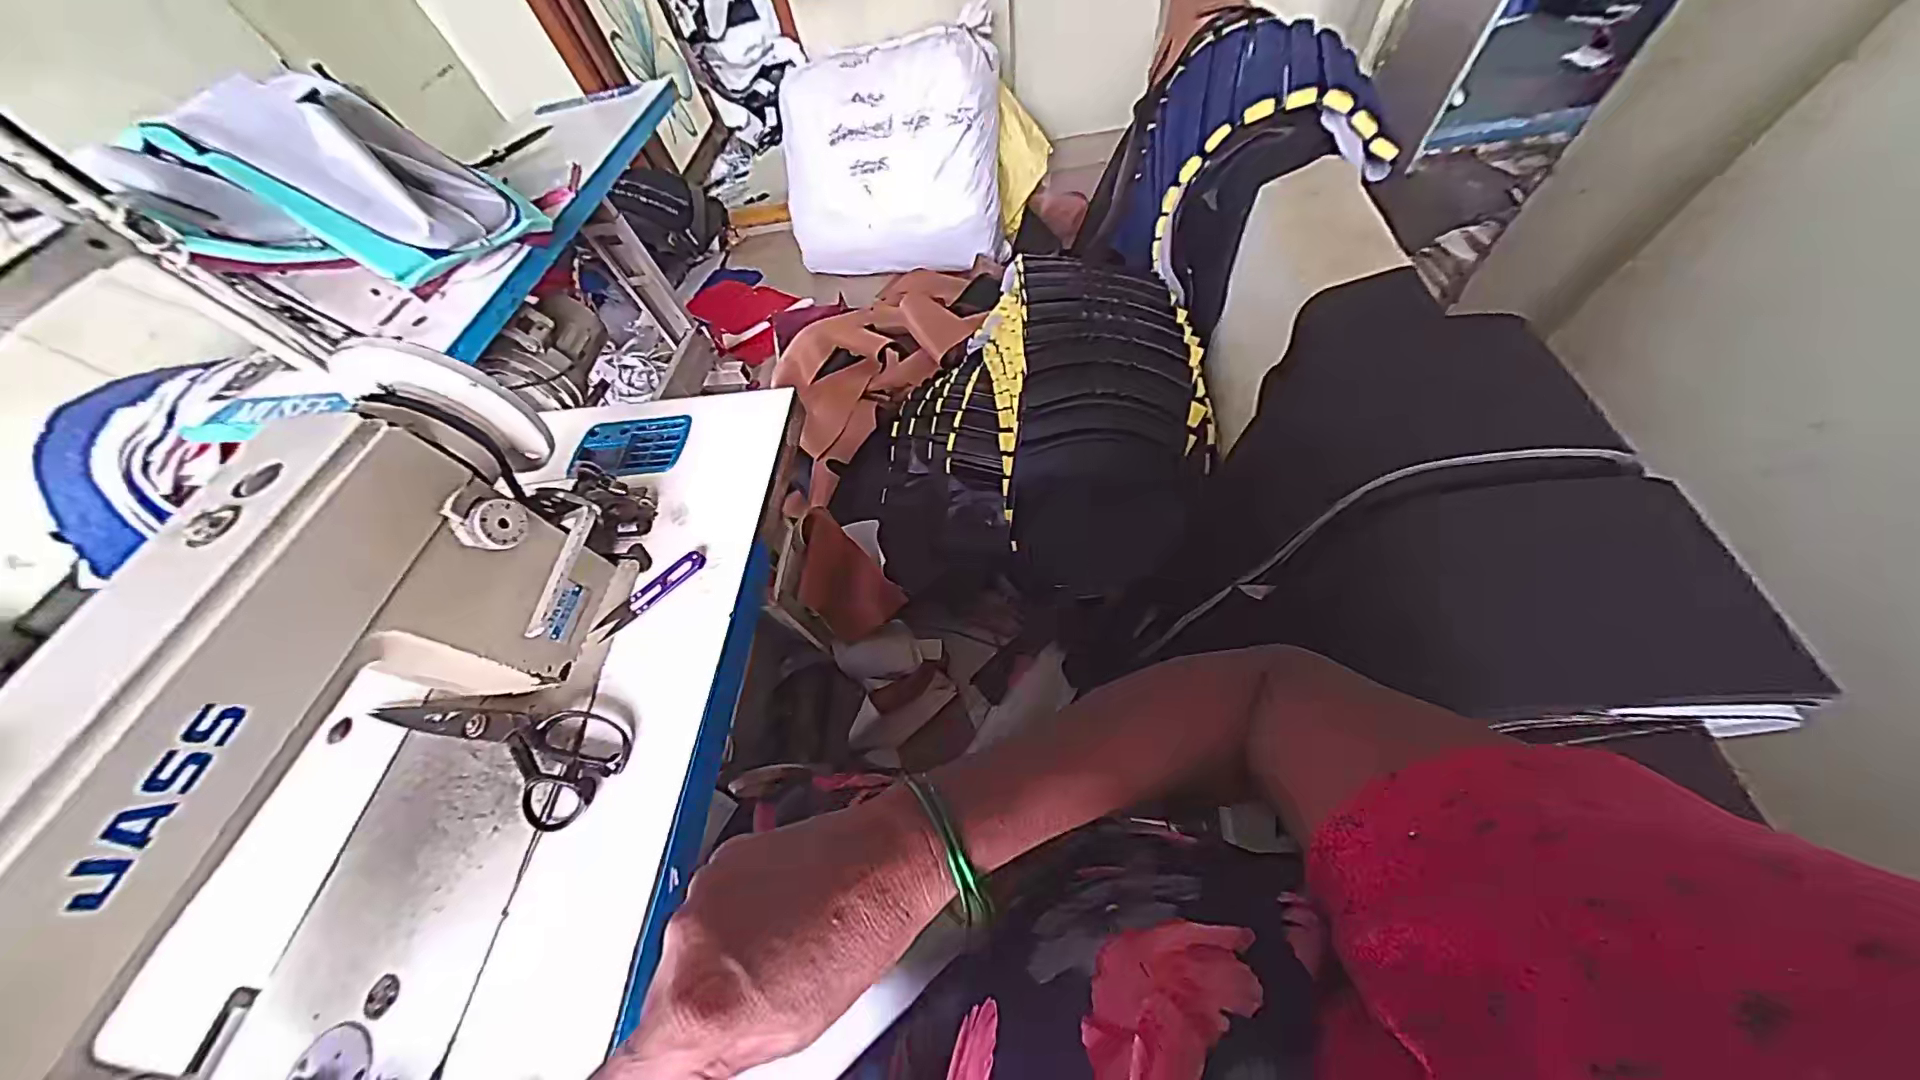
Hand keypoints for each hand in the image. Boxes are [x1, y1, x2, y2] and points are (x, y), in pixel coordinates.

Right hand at [595, 787, 950, 1079]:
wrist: (884, 858)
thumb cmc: (858, 938)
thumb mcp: (790, 1031)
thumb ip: (715, 1056)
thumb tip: (681, 1064)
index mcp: (697, 1004)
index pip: (622, 1070)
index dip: (642, 1072)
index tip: (654, 1068)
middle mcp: (686, 942)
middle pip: (659, 1001)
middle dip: (694, 1006)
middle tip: (751, 994)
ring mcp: (702, 891)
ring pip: (683, 949)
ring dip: (714, 957)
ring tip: (775, 946)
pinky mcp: (719, 858)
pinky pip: (706, 905)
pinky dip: (728, 915)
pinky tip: (775, 913)